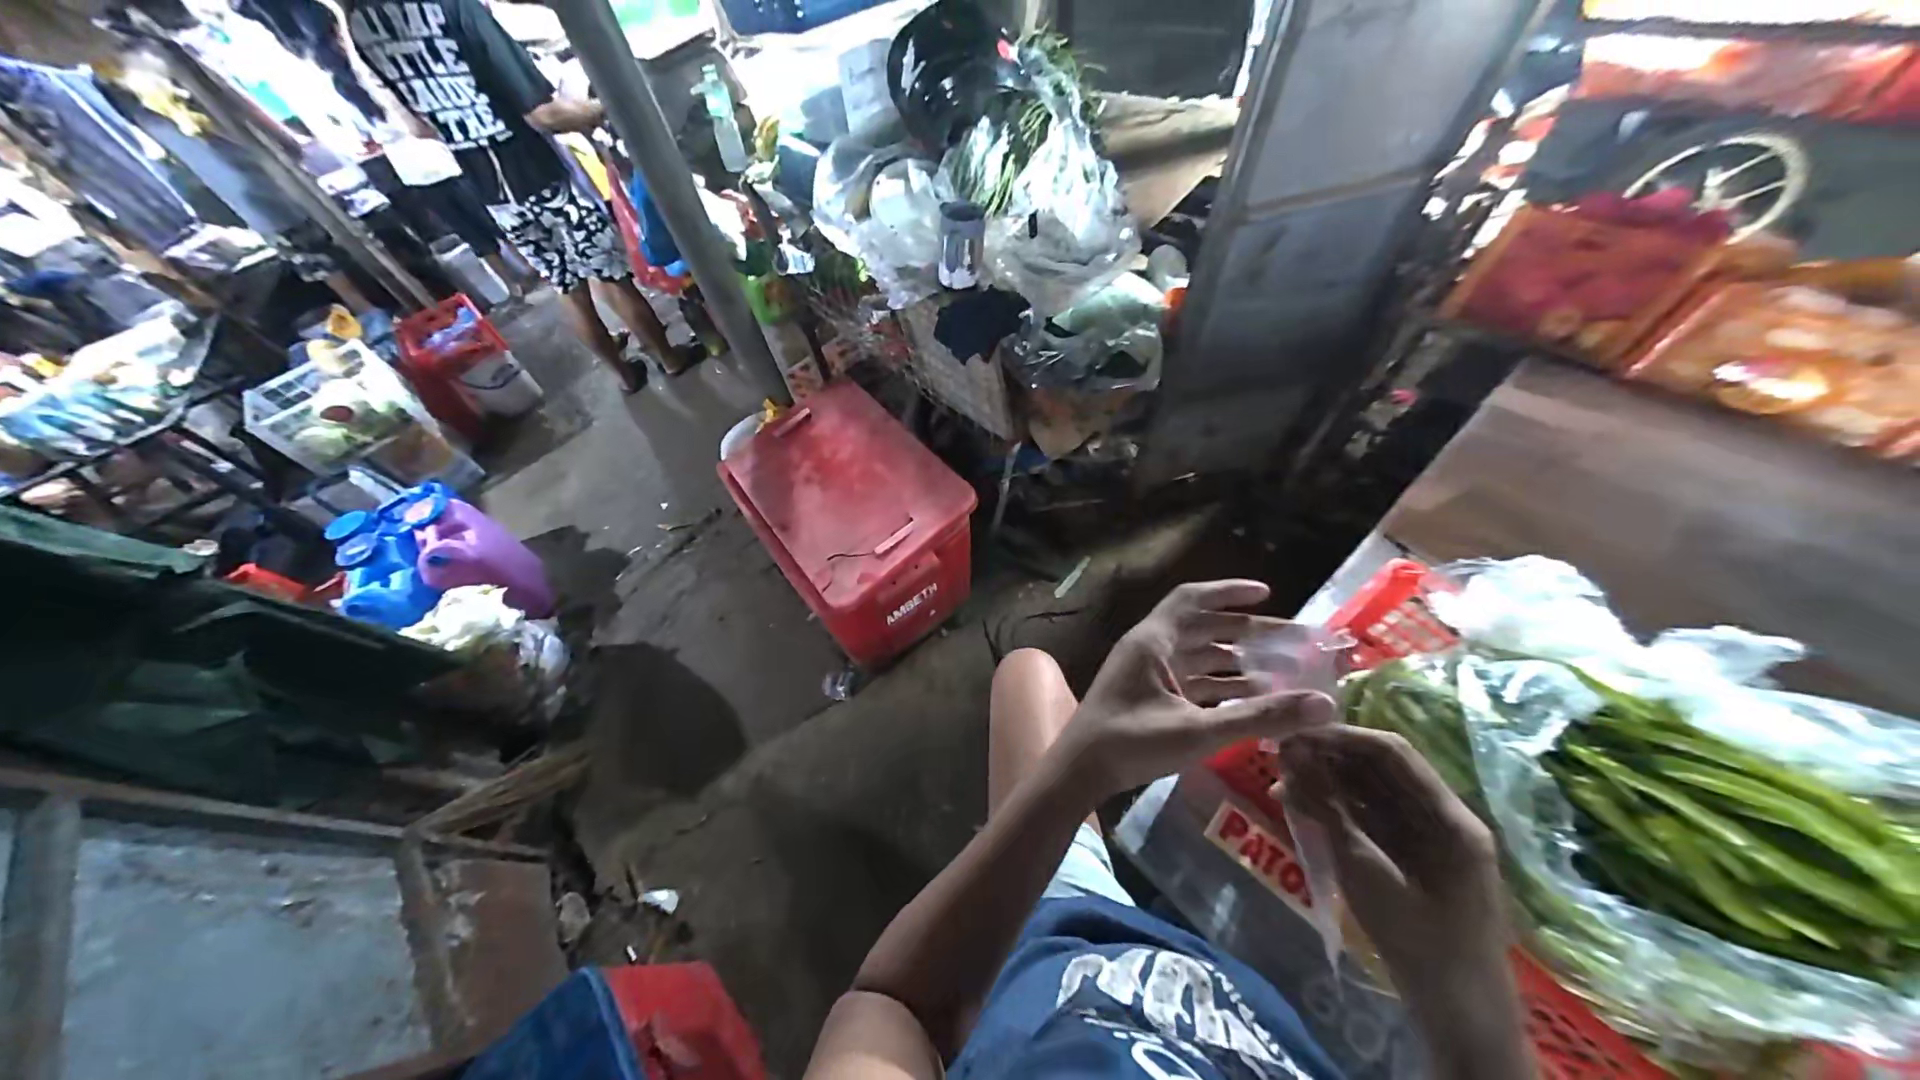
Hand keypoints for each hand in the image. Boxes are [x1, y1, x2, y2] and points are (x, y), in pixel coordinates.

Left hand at [1054, 580, 1336, 799]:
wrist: (1079, 772)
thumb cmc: (1131, 742)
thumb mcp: (1197, 730)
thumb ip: (1258, 717)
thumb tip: (1323, 703)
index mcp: (1152, 642)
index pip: (1191, 599)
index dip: (1228, 592)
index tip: (1267, 593)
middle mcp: (1149, 650)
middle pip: (1201, 628)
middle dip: (1244, 631)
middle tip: (1291, 640)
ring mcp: (1147, 675)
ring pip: (1198, 657)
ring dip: (1236, 660)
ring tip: (1282, 670)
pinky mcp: (1149, 698)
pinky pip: (1191, 681)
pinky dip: (1221, 685)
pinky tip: (1252, 698)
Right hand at [1279, 726, 1506, 992]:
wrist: (1457, 1013)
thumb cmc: (1416, 940)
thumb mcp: (1365, 870)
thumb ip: (1328, 808)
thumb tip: (1292, 755)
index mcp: (1450, 817)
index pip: (1391, 752)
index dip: (1340, 737)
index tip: (1292, 735)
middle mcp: (1444, 817)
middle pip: (1381, 768)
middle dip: (1328, 757)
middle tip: (1278, 757)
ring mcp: (1429, 837)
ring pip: (1372, 791)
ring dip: (1327, 781)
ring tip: (1281, 783)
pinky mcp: (1413, 855)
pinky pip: (1371, 816)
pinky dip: (1336, 807)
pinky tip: (1301, 807)